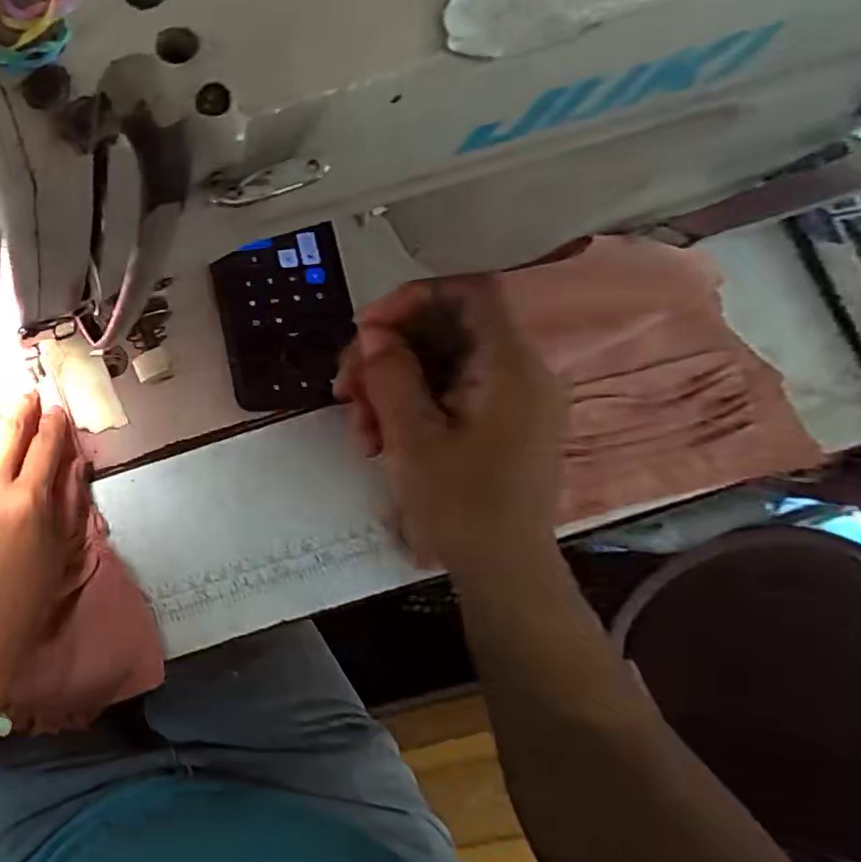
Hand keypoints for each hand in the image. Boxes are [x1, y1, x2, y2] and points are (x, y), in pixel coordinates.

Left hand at [0, 392, 86, 711]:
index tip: (58, 411)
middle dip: (21, 407)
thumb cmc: (29, 591)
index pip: (45, 445)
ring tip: (5, 418)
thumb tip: (73, 462)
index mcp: (29, 500)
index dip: (55, 423)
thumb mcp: (61, 546)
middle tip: (30, 396)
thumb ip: (69, 497)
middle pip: (7, 429)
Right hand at [334, 277, 566, 570]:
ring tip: (360, 433)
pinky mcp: (497, 422)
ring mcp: (509, 398)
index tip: (364, 331)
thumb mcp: (411, 438)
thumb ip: (391, 376)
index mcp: (508, 367)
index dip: (411, 299)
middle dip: (385, 355)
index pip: (469, 293)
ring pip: (438, 364)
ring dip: (388, 387)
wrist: (502, 568)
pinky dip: (408, 407)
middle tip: (343, 392)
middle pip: (443, 331)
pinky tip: (379, 440)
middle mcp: (517, 372)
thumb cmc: (459, 504)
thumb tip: (373, 332)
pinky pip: (446, 393)